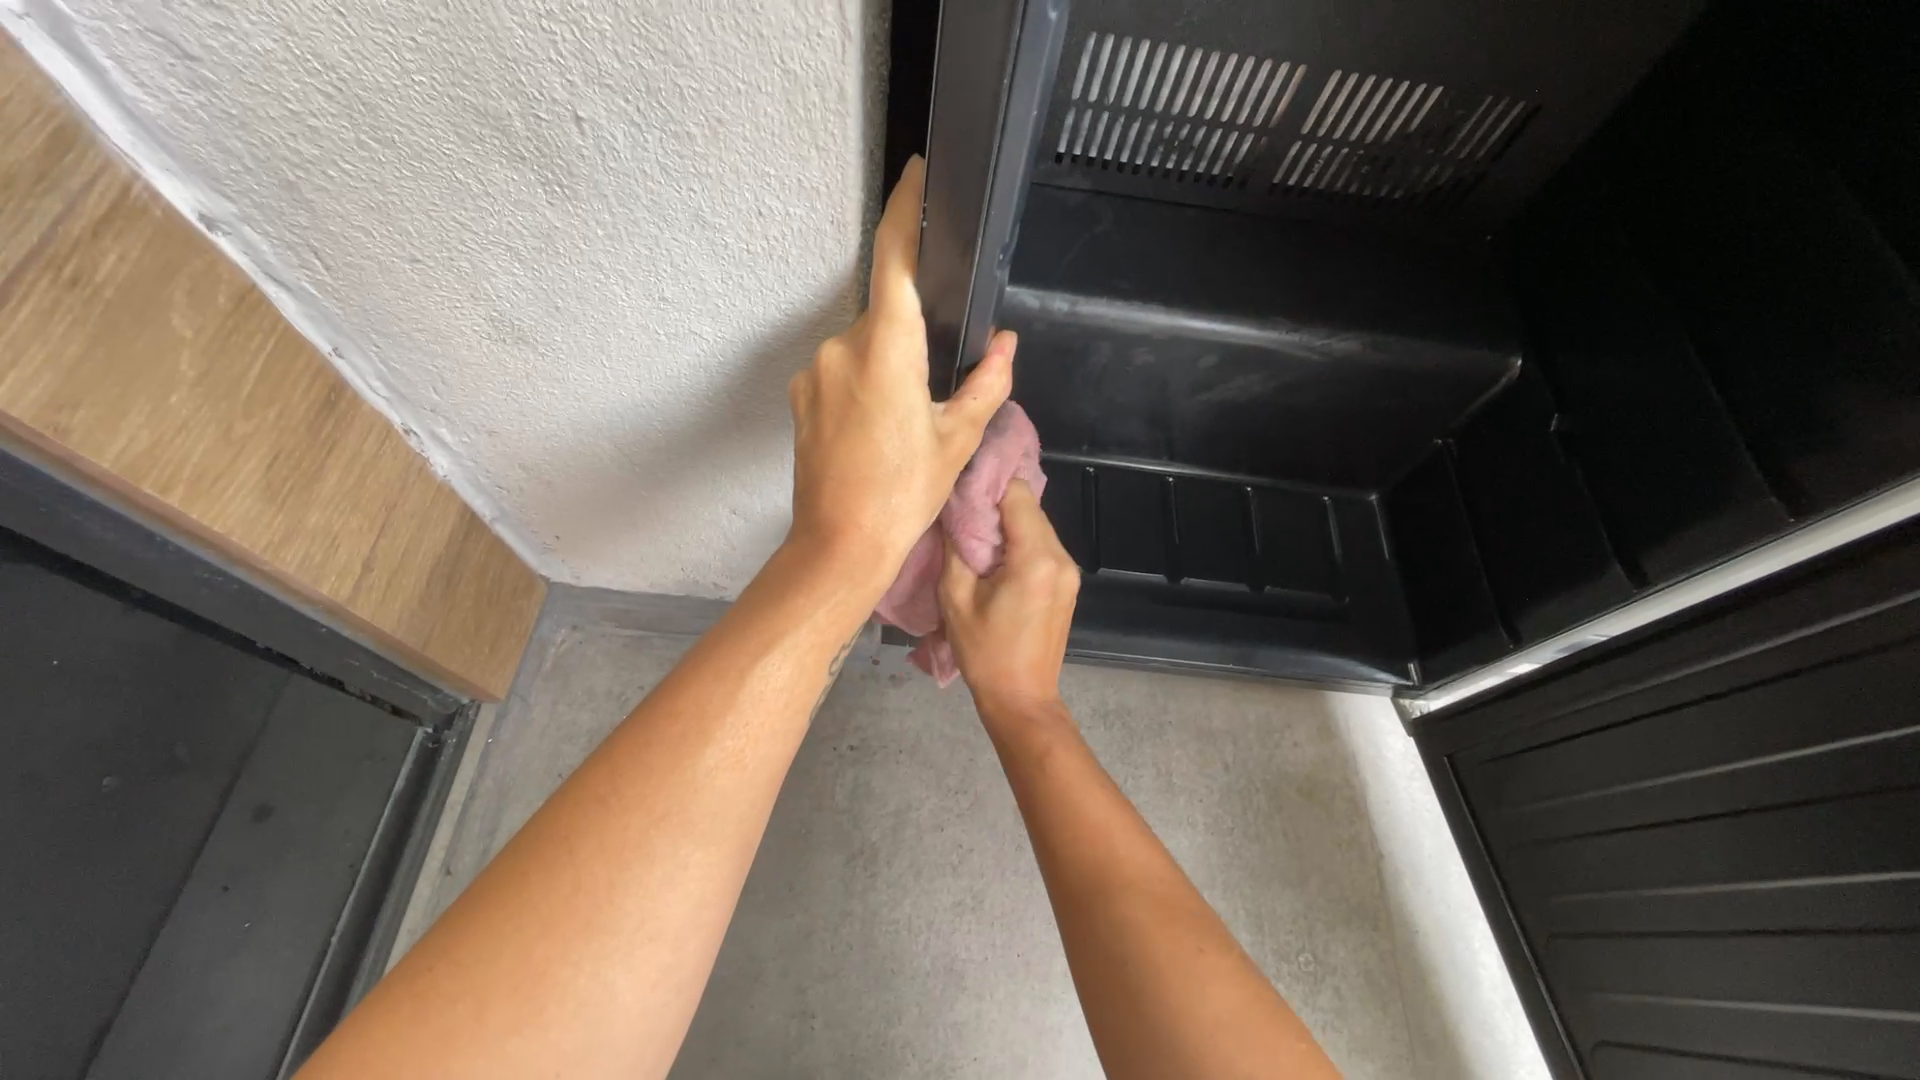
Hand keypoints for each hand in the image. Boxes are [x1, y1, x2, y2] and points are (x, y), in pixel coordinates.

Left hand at [786, 155, 1016, 578]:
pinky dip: (865, 383)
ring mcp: (814, 372)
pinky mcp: (801, 395)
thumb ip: (986, 382)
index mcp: (887, 350)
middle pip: (886, 312)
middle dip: (914, 335)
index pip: (895, 258)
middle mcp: (842, 349)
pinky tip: (878, 431)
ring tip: (905, 426)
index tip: (917, 175)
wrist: (839, 544)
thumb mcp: (957, 439)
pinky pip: (841, 369)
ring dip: (890, 366)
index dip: (906, 210)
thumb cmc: (902, 496)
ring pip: (864, 345)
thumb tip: (1004, 344)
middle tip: (935, 392)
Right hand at [938, 479, 1079, 719]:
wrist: (1022, 698)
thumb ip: (955, 547)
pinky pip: (1043, 546)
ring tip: (976, 540)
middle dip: (995, 506)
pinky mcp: (1068, 583)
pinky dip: (1019, 543)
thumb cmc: (985, 653)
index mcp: (1035, 559)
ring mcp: (1069, 571)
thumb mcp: (956, 598)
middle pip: (1029, 507)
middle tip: (962, 516)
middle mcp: (1061, 558)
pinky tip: (995, 559)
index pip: (1016, 494)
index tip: (961, 493)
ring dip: (1007, 525)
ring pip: (1037, 525)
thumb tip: (952, 510)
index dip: (987, 487)